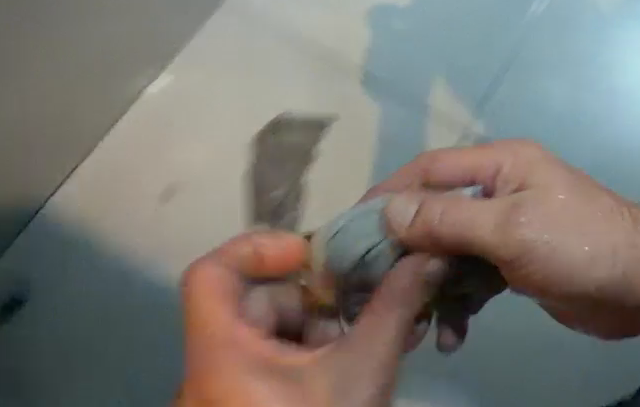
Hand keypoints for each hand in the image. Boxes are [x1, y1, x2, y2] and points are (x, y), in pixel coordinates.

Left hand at [177, 231, 444, 406]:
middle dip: (320, 298)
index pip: (210, 272)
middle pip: (260, 300)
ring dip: (328, 327)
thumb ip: (396, 304)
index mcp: (220, 354)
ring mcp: (227, 396)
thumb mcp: (363, 371)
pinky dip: (318, 355)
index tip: (313, 259)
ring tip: (372, 342)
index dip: (257, 248)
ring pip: (276, 332)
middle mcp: (211, 369)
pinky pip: (278, 363)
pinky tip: (359, 364)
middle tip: (366, 306)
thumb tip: (429, 251)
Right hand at [366, 140, 639, 346]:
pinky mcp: (519, 261)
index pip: (430, 170)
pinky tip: (452, 334)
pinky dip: (460, 301)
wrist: (639, 282)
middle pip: (437, 211)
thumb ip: (448, 219)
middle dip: (404, 248)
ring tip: (413, 321)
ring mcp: (511, 226)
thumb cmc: (576, 243)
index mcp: (502, 165)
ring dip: (431, 283)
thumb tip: (389, 209)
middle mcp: (502, 188)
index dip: (388, 194)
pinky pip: (475, 277)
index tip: (347, 229)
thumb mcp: (509, 229)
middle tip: (368, 288)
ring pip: (452, 249)